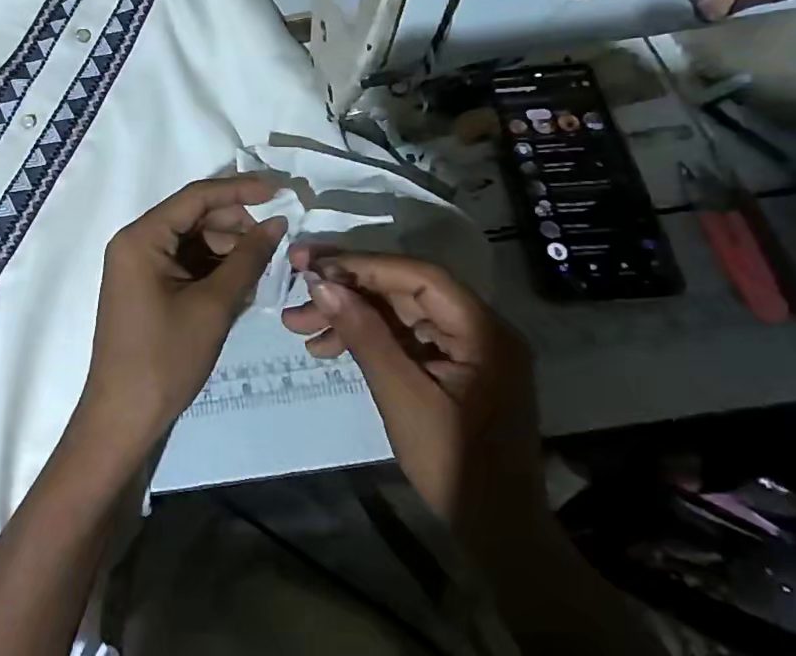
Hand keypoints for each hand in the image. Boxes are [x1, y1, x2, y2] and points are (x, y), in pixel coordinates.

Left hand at [79, 177, 286, 444]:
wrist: (124, 417)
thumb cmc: (165, 358)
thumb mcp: (213, 305)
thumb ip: (248, 259)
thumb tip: (278, 224)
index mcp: (141, 238)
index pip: (196, 196)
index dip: (240, 190)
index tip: (280, 191)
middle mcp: (136, 243)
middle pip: (195, 217)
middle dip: (237, 226)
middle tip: (276, 243)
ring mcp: (140, 266)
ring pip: (194, 241)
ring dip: (230, 249)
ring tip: (264, 269)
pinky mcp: (148, 287)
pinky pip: (188, 263)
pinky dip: (216, 269)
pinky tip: (243, 284)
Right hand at [283, 249, 540, 523]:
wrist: (498, 531)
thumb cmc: (453, 464)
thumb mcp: (402, 396)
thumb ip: (364, 334)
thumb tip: (322, 283)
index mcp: (482, 328)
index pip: (418, 276)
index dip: (363, 265)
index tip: (313, 265)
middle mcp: (479, 327)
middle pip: (406, 291)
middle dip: (349, 290)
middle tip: (297, 289)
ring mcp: (467, 347)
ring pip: (400, 314)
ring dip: (352, 315)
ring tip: (299, 325)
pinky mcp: (453, 367)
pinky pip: (406, 339)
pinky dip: (369, 339)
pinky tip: (328, 348)